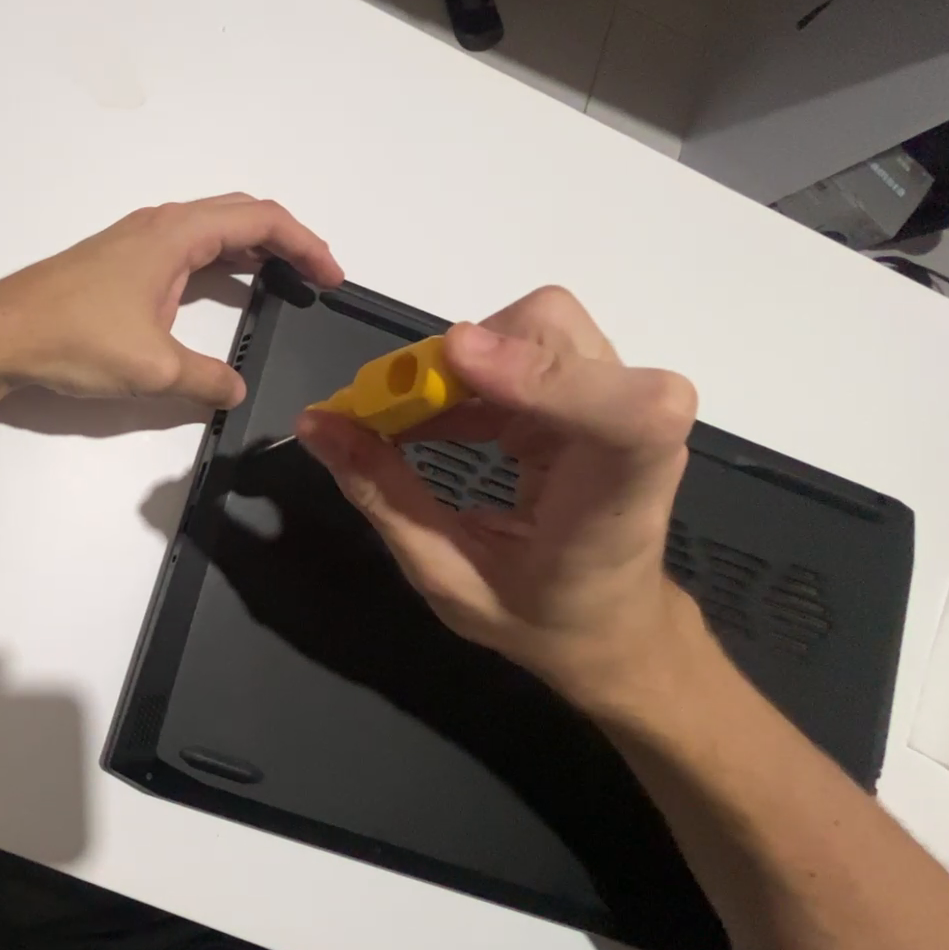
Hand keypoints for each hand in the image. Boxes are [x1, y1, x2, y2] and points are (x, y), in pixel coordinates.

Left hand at [0, 193, 343, 408]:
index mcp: (177, 234)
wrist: (0, 335)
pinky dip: (215, 263)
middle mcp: (159, 225)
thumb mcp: (152, 368)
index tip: (331, 277)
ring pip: (209, 231)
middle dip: (284, 242)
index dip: (306, 245)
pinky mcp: (117, 262)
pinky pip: (183, 250)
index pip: (261, 220)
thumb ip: (204, 380)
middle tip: (313, 276)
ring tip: (279, 281)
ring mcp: (135, 240)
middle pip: (239, 215)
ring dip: (249, 250)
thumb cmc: (75, 339)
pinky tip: (218, 289)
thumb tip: (234, 391)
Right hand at [295, 286, 707, 711]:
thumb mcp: (445, 576)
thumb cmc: (539, 615)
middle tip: (398, 409)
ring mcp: (609, 399)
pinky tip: (424, 419)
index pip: (624, 412)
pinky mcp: (581, 391)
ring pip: (534, 327)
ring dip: (454, 364)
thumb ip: (384, 496)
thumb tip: (316, 423)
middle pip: (559, 334)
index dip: (543, 373)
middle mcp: (632, 431)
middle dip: (466, 356)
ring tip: (403, 420)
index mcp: (618, 498)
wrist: (608, 622)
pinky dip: (456, 375)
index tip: (454, 359)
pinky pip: (515, 348)